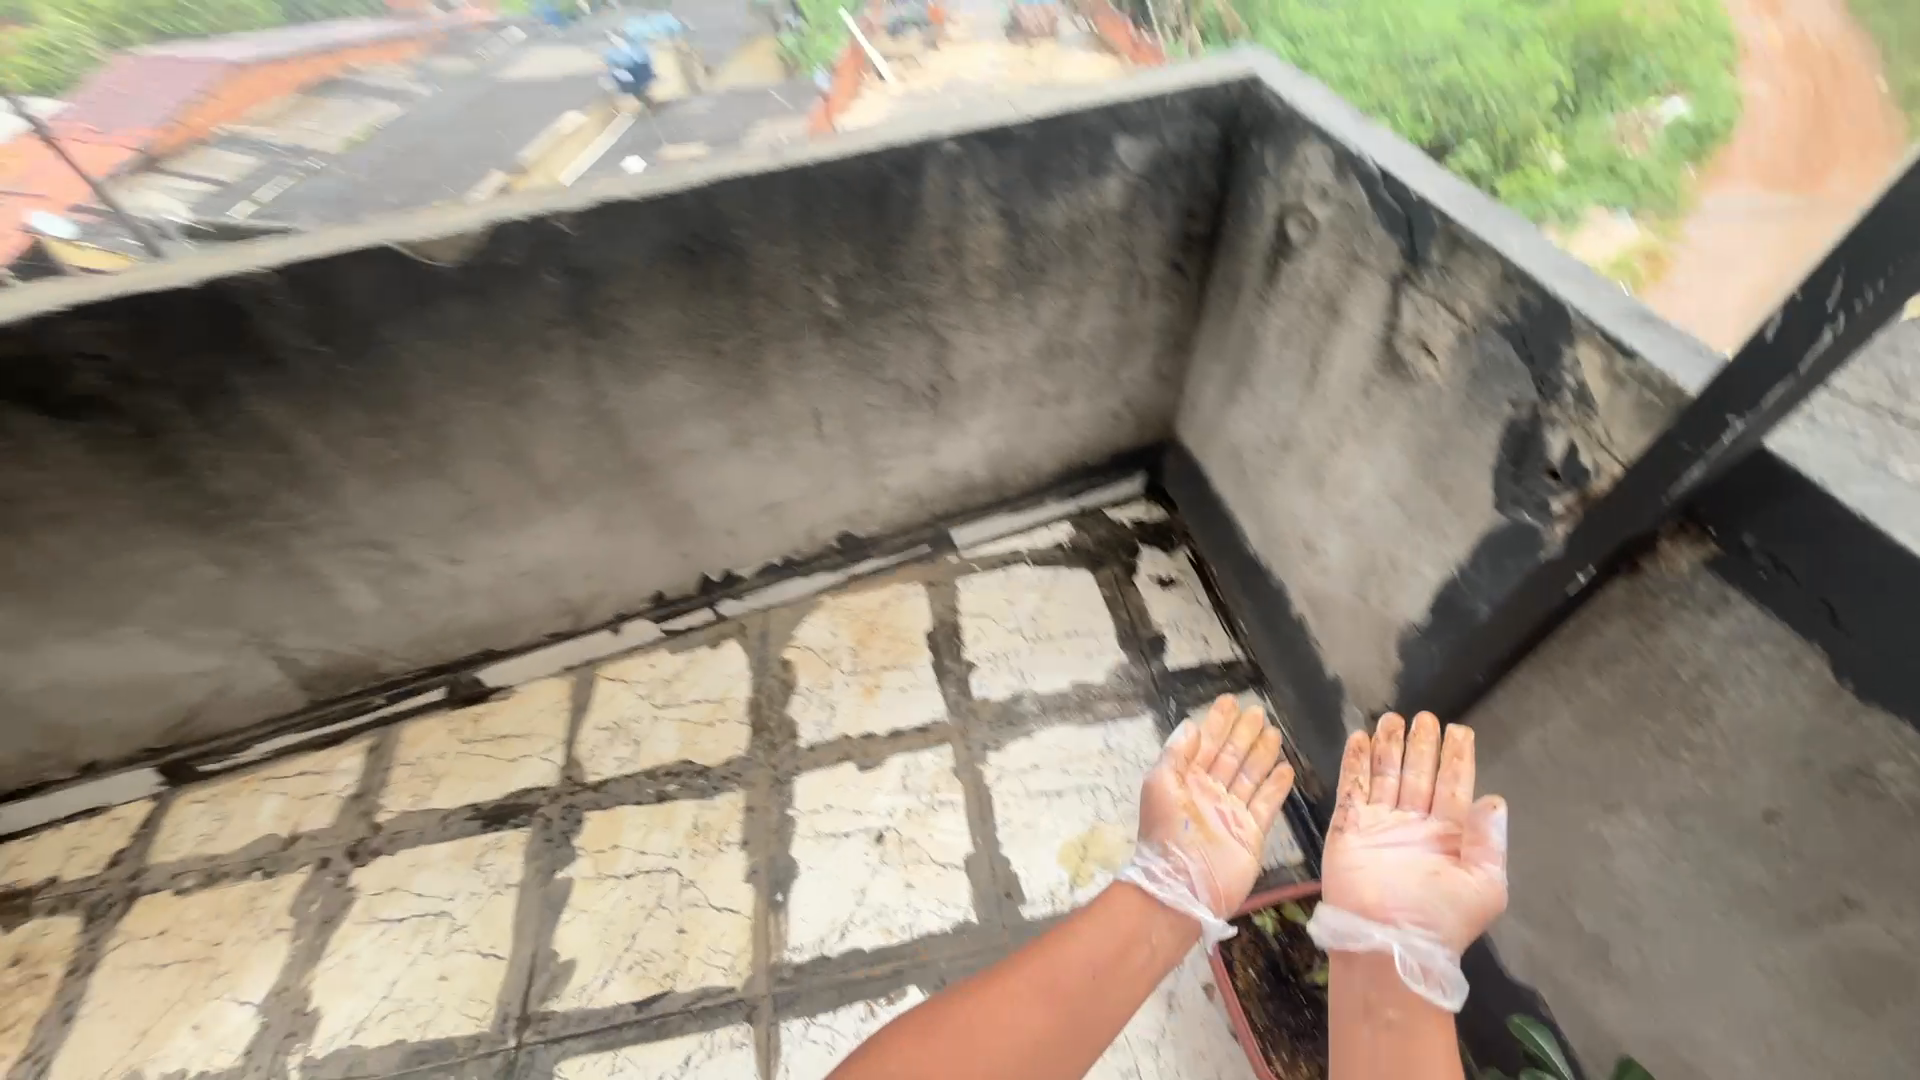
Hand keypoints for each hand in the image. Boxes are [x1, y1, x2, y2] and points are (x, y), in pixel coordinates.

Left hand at [1133, 695, 1296, 918]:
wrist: (1181, 885)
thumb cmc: (1165, 832)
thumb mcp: (1160, 785)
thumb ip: (1176, 754)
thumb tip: (1191, 724)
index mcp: (1185, 780)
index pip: (1205, 744)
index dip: (1217, 722)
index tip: (1230, 700)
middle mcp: (1209, 792)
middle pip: (1231, 756)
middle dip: (1243, 733)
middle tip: (1258, 711)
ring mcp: (1231, 812)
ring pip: (1250, 776)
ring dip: (1262, 754)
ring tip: (1275, 732)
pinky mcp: (1251, 833)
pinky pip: (1266, 804)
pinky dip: (1276, 786)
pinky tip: (1286, 768)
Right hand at [1321, 712, 1507, 953]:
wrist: (1387, 939)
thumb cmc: (1441, 916)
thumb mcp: (1484, 886)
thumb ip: (1488, 842)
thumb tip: (1494, 799)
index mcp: (1449, 836)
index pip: (1454, 787)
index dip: (1457, 759)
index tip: (1459, 730)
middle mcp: (1415, 823)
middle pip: (1418, 773)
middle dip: (1422, 745)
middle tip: (1424, 717)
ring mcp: (1380, 822)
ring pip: (1386, 774)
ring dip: (1389, 746)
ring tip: (1392, 719)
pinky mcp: (1349, 823)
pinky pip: (1353, 785)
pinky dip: (1356, 762)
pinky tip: (1361, 739)